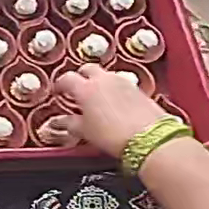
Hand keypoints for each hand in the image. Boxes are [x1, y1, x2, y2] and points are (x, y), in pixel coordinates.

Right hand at [54, 64, 169, 157]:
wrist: (149, 139)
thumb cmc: (116, 135)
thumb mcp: (84, 132)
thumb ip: (69, 124)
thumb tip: (60, 123)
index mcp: (85, 88)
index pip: (66, 78)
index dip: (60, 84)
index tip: (58, 91)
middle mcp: (104, 80)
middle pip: (87, 69)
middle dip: (80, 77)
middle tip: (76, 90)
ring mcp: (123, 82)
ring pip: (106, 75)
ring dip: (99, 83)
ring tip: (96, 99)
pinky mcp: (139, 89)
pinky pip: (122, 84)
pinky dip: (114, 90)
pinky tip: (114, 104)